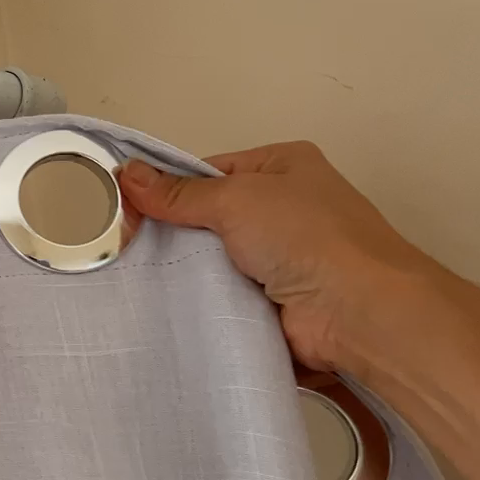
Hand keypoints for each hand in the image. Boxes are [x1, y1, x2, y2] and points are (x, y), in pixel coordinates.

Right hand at [118, 141, 445, 371]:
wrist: (355, 312)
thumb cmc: (306, 237)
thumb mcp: (234, 199)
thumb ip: (177, 192)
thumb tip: (126, 173)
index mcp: (281, 167)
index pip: (205, 171)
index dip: (165, 187)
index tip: (126, 207)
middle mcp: (281, 207)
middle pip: (203, 214)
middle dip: (168, 228)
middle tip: (124, 242)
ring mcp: (276, 254)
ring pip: (207, 254)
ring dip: (180, 264)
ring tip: (134, 271)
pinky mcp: (266, 296)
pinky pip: (217, 288)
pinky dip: (195, 293)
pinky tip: (161, 296)